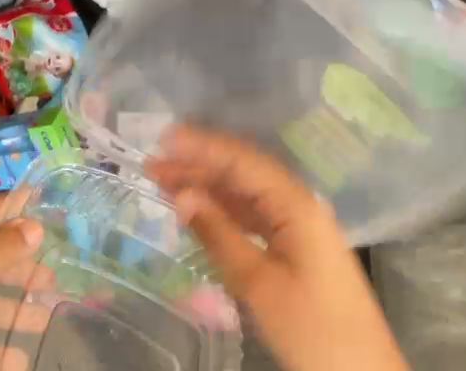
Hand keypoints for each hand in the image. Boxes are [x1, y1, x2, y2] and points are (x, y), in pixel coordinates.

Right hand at [147, 125, 407, 370]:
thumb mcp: (259, 284)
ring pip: (244, 194)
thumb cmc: (314, 330)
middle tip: (151, 163)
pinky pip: (252, 216)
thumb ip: (218, 234)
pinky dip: (221, 209)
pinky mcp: (295, 249)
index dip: (202, 145)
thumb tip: (181, 193)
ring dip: (205, 186)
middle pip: (242, 173)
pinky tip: (196, 210)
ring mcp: (298, 227)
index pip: (242, 161)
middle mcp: (298, 205)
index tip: (163, 137)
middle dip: (197, 165)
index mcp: (296, 204)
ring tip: (162, 181)